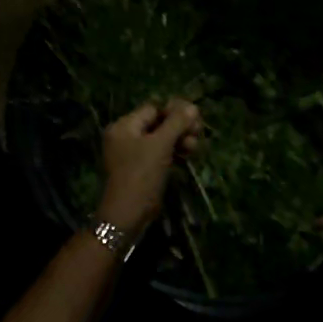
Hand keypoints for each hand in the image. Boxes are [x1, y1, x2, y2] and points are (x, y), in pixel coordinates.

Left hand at [96, 100, 200, 233]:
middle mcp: (126, 136)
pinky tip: (188, 155)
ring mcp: (132, 154)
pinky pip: (158, 153)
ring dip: (179, 140)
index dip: (174, 112)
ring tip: (194, 148)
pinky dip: (173, 152)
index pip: (153, 109)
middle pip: (157, 123)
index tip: (195, 120)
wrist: (127, 215)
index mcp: (124, 126)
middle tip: (198, 133)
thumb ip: (176, 123)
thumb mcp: (160, 146)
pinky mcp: (141, 169)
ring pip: (160, 139)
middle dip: (179, 127)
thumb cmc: (141, 175)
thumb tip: (193, 106)